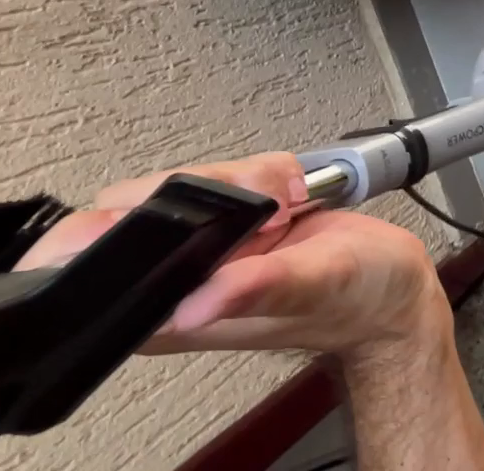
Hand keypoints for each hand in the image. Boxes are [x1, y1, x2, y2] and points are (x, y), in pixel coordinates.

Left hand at [17, 153, 446, 360]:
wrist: (395, 282)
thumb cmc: (355, 300)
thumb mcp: (313, 289)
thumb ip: (257, 289)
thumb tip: (192, 307)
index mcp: (165, 311)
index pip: (87, 263)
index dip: (112, 228)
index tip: (179, 213)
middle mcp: (175, 277)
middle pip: (140, 203)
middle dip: (207, 188)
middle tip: (264, 211)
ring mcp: (210, 245)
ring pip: (189, 180)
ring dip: (248, 177)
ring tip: (289, 206)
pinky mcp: (242, 219)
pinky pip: (234, 174)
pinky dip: (271, 172)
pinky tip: (297, 197)